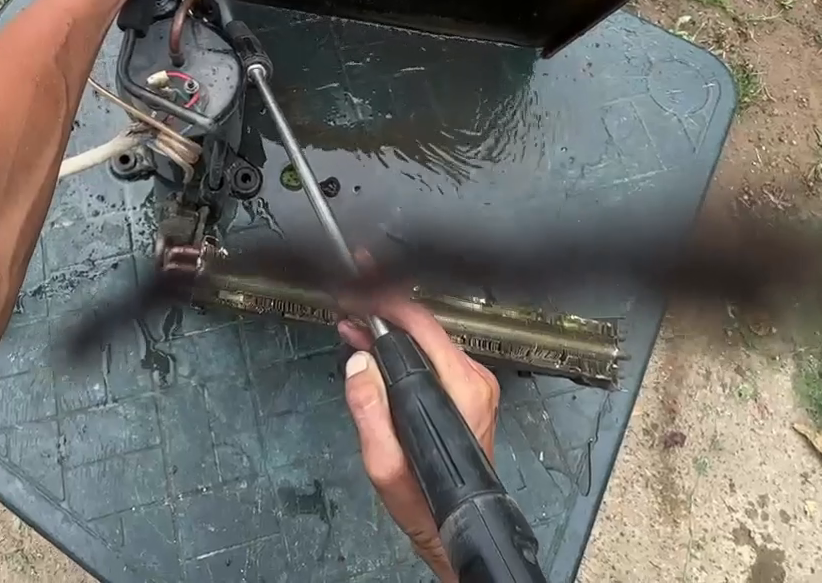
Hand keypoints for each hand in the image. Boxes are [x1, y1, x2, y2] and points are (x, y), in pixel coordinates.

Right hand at [339, 296, 500, 582]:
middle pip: (423, 327)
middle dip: (381, 316)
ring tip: (353, 328)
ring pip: (425, 338)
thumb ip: (369, 409)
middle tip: (347, 313)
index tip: (356, 295)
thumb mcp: (384, 463)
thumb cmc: (420, 500)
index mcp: (461, 387)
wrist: (451, 528)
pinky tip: (374, 348)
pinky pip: (429, 353)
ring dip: (388, 331)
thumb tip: (360, 361)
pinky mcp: (467, 388)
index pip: (421, 323)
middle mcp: (474, 378)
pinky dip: (401, 347)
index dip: (385, 304)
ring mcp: (474, 382)